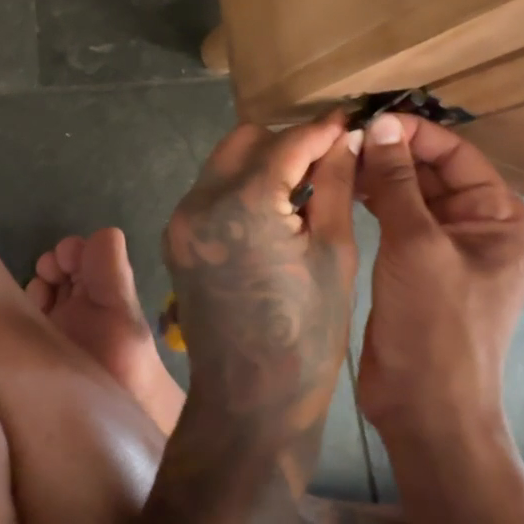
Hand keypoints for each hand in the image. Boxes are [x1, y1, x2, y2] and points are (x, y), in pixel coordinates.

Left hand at [146, 115, 360, 520]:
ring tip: (304, 185)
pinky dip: (242, 187)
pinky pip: (211, 190)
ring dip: (263, 162)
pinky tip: (274, 210)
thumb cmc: (308, 334)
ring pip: (225, 161)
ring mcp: (181, 219)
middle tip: (327, 159)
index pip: (287, 141)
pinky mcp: (175, 237)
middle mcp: (200, 200)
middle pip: (246, 140)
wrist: (251, 402)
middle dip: (287, 141)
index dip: (321, 128)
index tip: (348, 121)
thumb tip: (346, 137)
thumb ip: (336, 183)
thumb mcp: (335, 253)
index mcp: (244, 202)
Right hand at [355, 113, 523, 438]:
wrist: (425, 408)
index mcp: (499, 218)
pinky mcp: (416, 265)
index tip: (367, 120)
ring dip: (379, 175)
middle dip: (392, 152)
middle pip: (433, 171)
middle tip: (343, 138)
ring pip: (411, 193)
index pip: (456, 154)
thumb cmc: (434, 323)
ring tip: (337, 158)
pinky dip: (373, 200)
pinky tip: (343, 187)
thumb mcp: (416, 244)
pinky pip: (397, 218)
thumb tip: (379, 124)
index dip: (413, 133)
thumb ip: (397, 181)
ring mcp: (446, 247)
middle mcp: (478, 226)